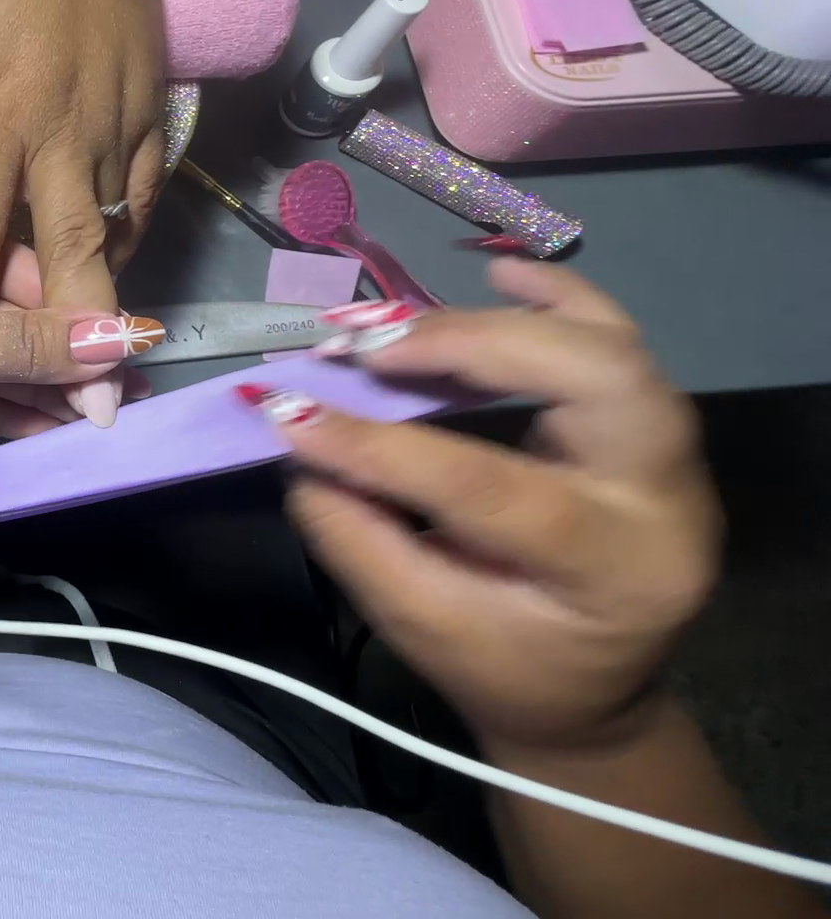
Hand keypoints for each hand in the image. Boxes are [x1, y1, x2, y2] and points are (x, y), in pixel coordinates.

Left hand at [0, 0, 192, 426]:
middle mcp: (57, 138)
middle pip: (64, 258)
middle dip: (76, 337)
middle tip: (95, 405)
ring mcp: (113, 126)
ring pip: (110, 234)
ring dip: (104, 297)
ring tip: (103, 356)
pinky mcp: (151, 112)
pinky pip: (144, 195)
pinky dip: (129, 238)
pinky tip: (113, 268)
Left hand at [0, 225, 161, 511]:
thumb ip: (24, 342)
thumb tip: (121, 336)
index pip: (7, 263)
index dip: (66, 306)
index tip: (120, 345)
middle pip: (5, 315)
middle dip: (61, 353)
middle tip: (120, 390)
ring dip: (43, 388)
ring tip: (102, 415)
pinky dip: (11, 413)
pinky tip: (55, 427)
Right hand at [246, 261, 719, 751]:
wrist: (581, 679)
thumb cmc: (492, 659)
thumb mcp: (408, 618)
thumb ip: (347, 528)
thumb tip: (297, 438)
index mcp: (607, 568)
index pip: (484, 486)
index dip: (373, 444)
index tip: (282, 410)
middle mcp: (662, 498)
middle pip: (595, 381)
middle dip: (464, 347)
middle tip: (361, 350)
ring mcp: (666, 455)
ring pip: (602, 347)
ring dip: (480, 322)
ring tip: (383, 326)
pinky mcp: (641, 429)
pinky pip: (612, 340)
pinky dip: (553, 296)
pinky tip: (497, 269)